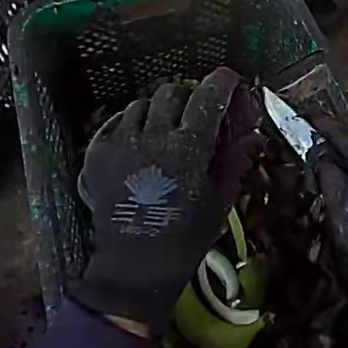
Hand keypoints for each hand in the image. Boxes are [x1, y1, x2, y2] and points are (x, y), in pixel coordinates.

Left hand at [73, 68, 262, 331]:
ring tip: (163, 130)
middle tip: (194, 113)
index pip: (208, 96)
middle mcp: (153, 137)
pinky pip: (115, 122)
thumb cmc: (185, 237)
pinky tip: (138, 141)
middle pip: (171, 92)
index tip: (228, 79)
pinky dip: (129, 125)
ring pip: (141, 105)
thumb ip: (235, 158)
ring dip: (157, 111)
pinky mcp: (96, 154)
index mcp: (188, 147)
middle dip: (187, 97)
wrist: (134, 267)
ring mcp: (120, 143)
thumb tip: (251, 130)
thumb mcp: (220, 199)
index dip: (221, 81)